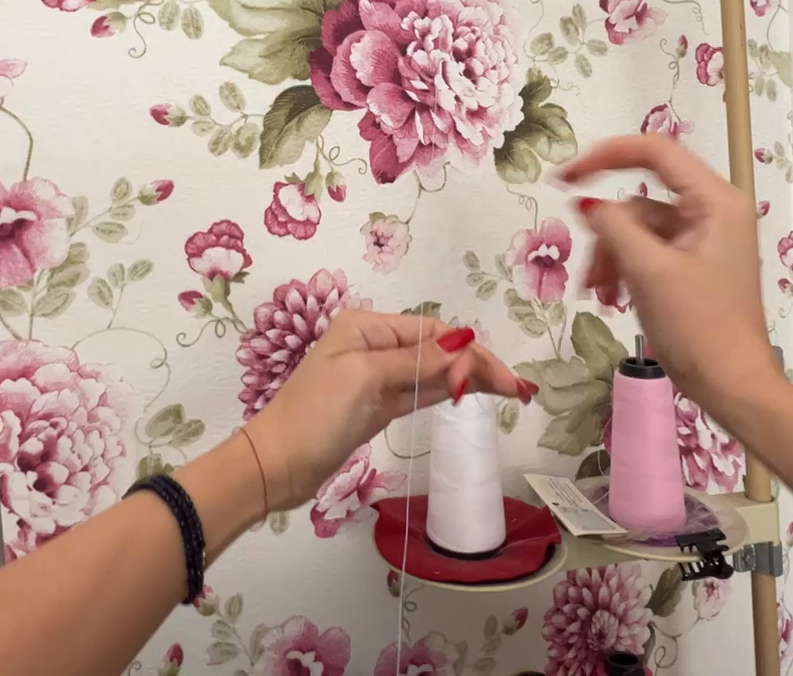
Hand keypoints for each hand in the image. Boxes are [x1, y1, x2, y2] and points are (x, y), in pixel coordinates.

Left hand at [244, 311, 531, 510]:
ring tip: (506, 391)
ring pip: (431, 370)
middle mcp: (374, 344)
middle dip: (474, 364)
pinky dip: (443, 391)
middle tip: (515, 390)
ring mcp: (376, 376)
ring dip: (465, 378)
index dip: (469, 351)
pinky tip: (467, 394)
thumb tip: (464, 343)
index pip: (432, 331)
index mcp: (368, 327)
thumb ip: (417, 362)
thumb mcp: (366, 378)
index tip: (500, 380)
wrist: (277, 465)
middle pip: (436, 348)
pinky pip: (418, 391)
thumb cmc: (316, 414)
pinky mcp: (377, 405)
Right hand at [559, 134, 775, 408]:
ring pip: (636, 228)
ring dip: (610, 256)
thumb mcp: (648, 270)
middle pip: (639, 198)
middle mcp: (711, 211)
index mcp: (714, 201)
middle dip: (606, 231)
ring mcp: (701, 238)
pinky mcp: (691, 263)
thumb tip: (585, 203)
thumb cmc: (699, 326)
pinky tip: (610, 296)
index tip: (565, 177)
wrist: (732, 387)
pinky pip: (645, 250)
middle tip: (585, 264)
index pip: (654, 151)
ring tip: (598, 293)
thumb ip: (613, 226)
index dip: (605, 156)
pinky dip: (623, 268)